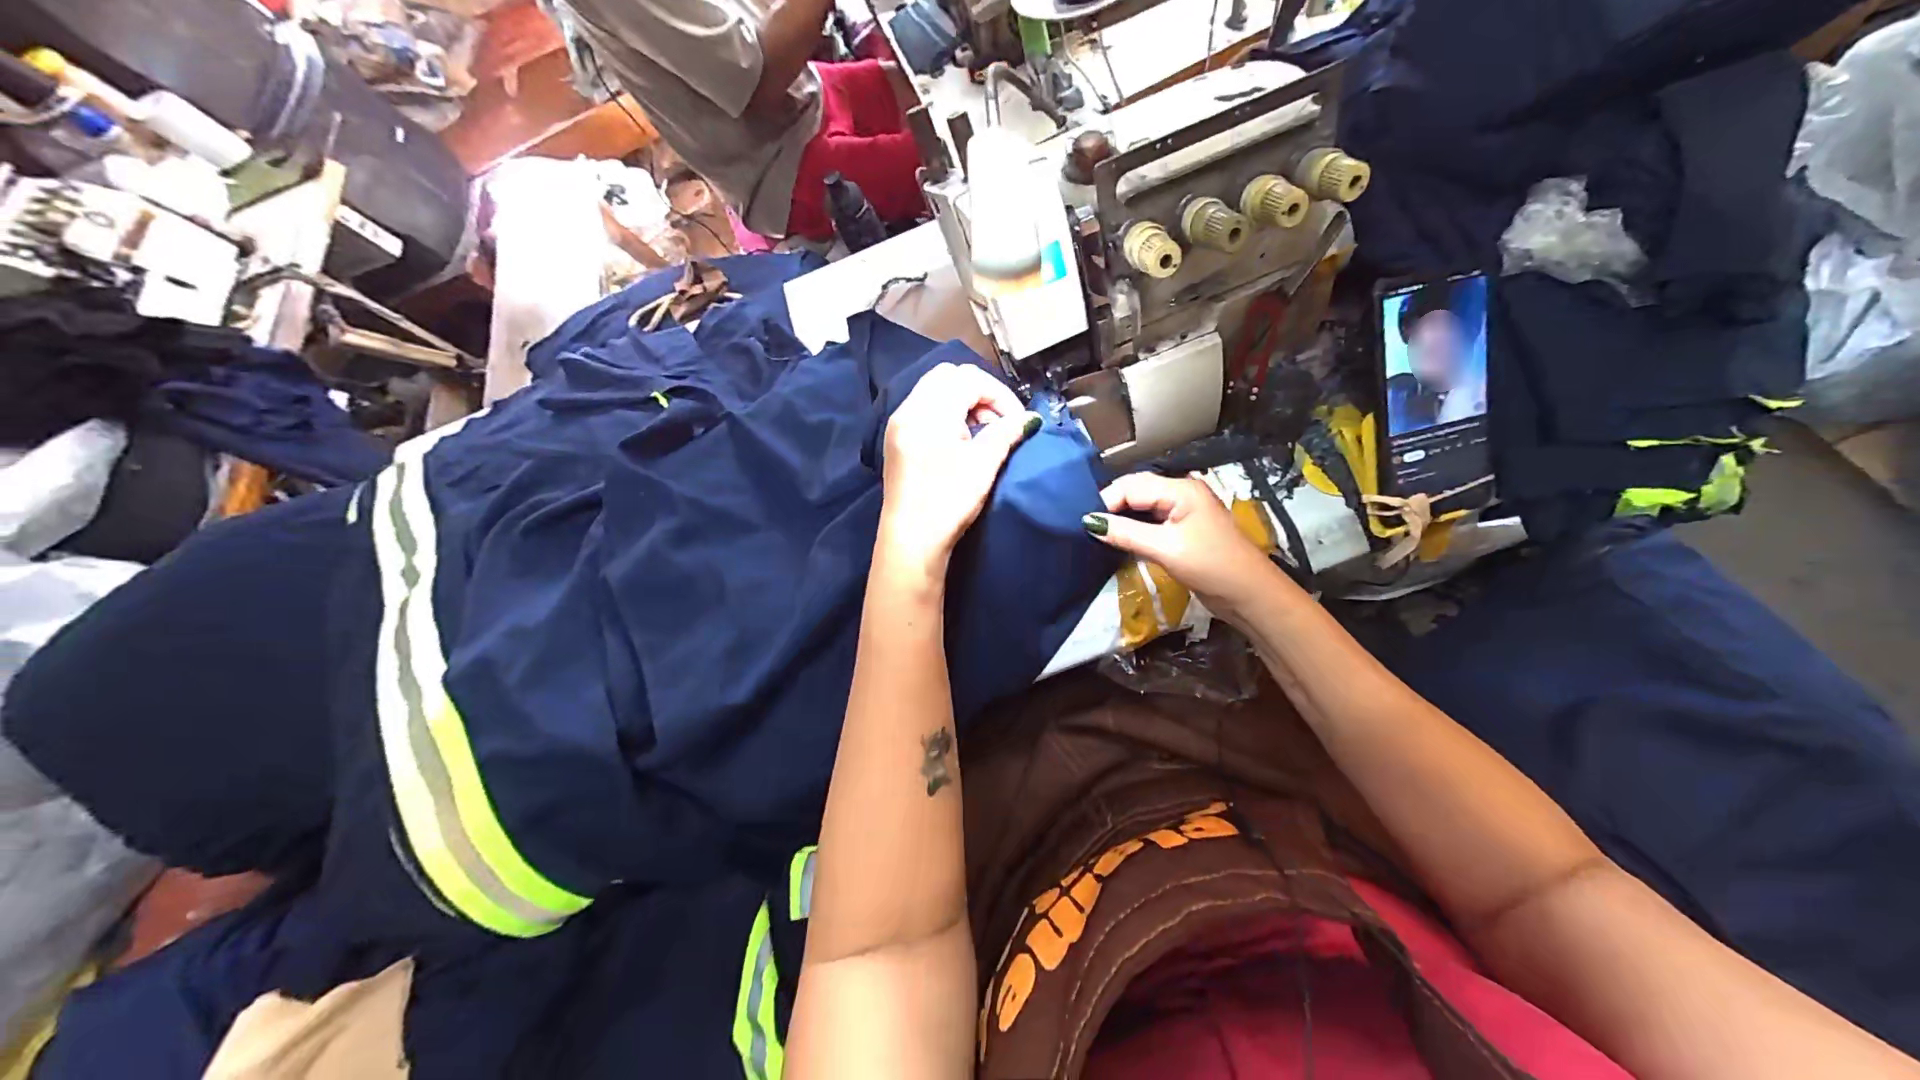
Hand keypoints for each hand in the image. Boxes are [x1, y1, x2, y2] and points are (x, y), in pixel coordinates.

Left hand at [878, 362, 1040, 572]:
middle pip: (948, 377)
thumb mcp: (984, 463)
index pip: (968, 379)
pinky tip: (961, 442)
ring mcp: (899, 425)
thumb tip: (1028, 418)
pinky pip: (924, 410)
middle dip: (980, 393)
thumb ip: (1006, 432)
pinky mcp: (897, 441)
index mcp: (928, 411)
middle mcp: (908, 410)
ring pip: (934, 392)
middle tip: (998, 422)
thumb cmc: (948, 501)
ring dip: (963, 403)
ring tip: (983, 434)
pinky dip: (946, 415)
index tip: (1016, 419)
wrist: (911, 541)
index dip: (998, 394)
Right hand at [1082, 472, 1291, 623]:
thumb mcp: (1165, 548)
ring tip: (1097, 535)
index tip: (1084, 524)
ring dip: (1121, 519)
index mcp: (1180, 489)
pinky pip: (1150, 522)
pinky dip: (1133, 529)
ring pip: (1141, 507)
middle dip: (1111, 508)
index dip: (1106, 502)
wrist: (1249, 595)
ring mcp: (1182, 512)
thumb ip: (1125, 533)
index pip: (1131, 486)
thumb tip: (1088, 523)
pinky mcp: (1182, 530)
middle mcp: (1180, 493)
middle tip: (1086, 529)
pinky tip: (1118, 541)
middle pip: (1135, 491)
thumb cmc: (1211, 566)